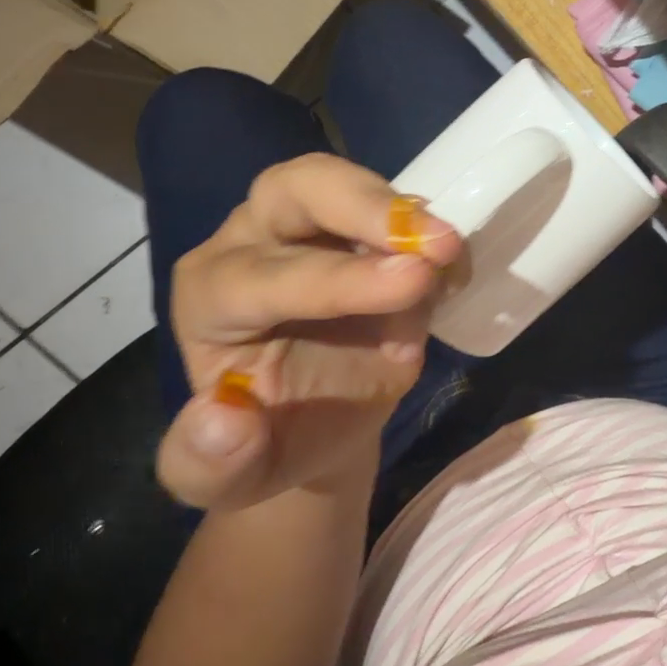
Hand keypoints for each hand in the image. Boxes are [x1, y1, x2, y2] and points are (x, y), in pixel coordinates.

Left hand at [157, 155, 460, 510]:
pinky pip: (398, 213)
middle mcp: (254, 245)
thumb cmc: (272, 445)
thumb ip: (208, 462)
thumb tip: (223, 416)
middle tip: (435, 241)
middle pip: (295, 189)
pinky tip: (458, 269)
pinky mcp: (366, 233)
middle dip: (365, 207)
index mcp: (211, 300)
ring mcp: (314, 230)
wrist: (321, 424)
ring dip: (403, 211)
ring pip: (345, 186)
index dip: (335, 279)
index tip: (412, 284)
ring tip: (453, 251)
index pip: (260, 276)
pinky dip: (431, 231)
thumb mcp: (230, 479)